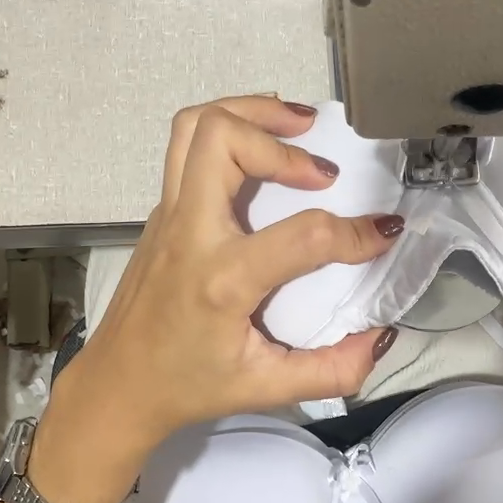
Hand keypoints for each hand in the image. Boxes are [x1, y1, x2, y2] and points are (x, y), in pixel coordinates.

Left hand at [56, 95, 400, 451]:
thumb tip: (380, 336)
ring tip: (295, 128)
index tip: (384, 232)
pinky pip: (189, 149)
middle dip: (280, 136)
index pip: (303, 236)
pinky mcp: (163, 213)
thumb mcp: (267, 388)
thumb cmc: (190, 385)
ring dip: (249, 114)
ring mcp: (169, 216)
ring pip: (194, 127)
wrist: (119, 384)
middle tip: (324, 166)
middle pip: (222, 139)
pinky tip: (263, 156)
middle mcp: (190, 233)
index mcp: (222, 280)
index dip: (355, 233)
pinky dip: (231, 134)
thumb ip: (332, 370)